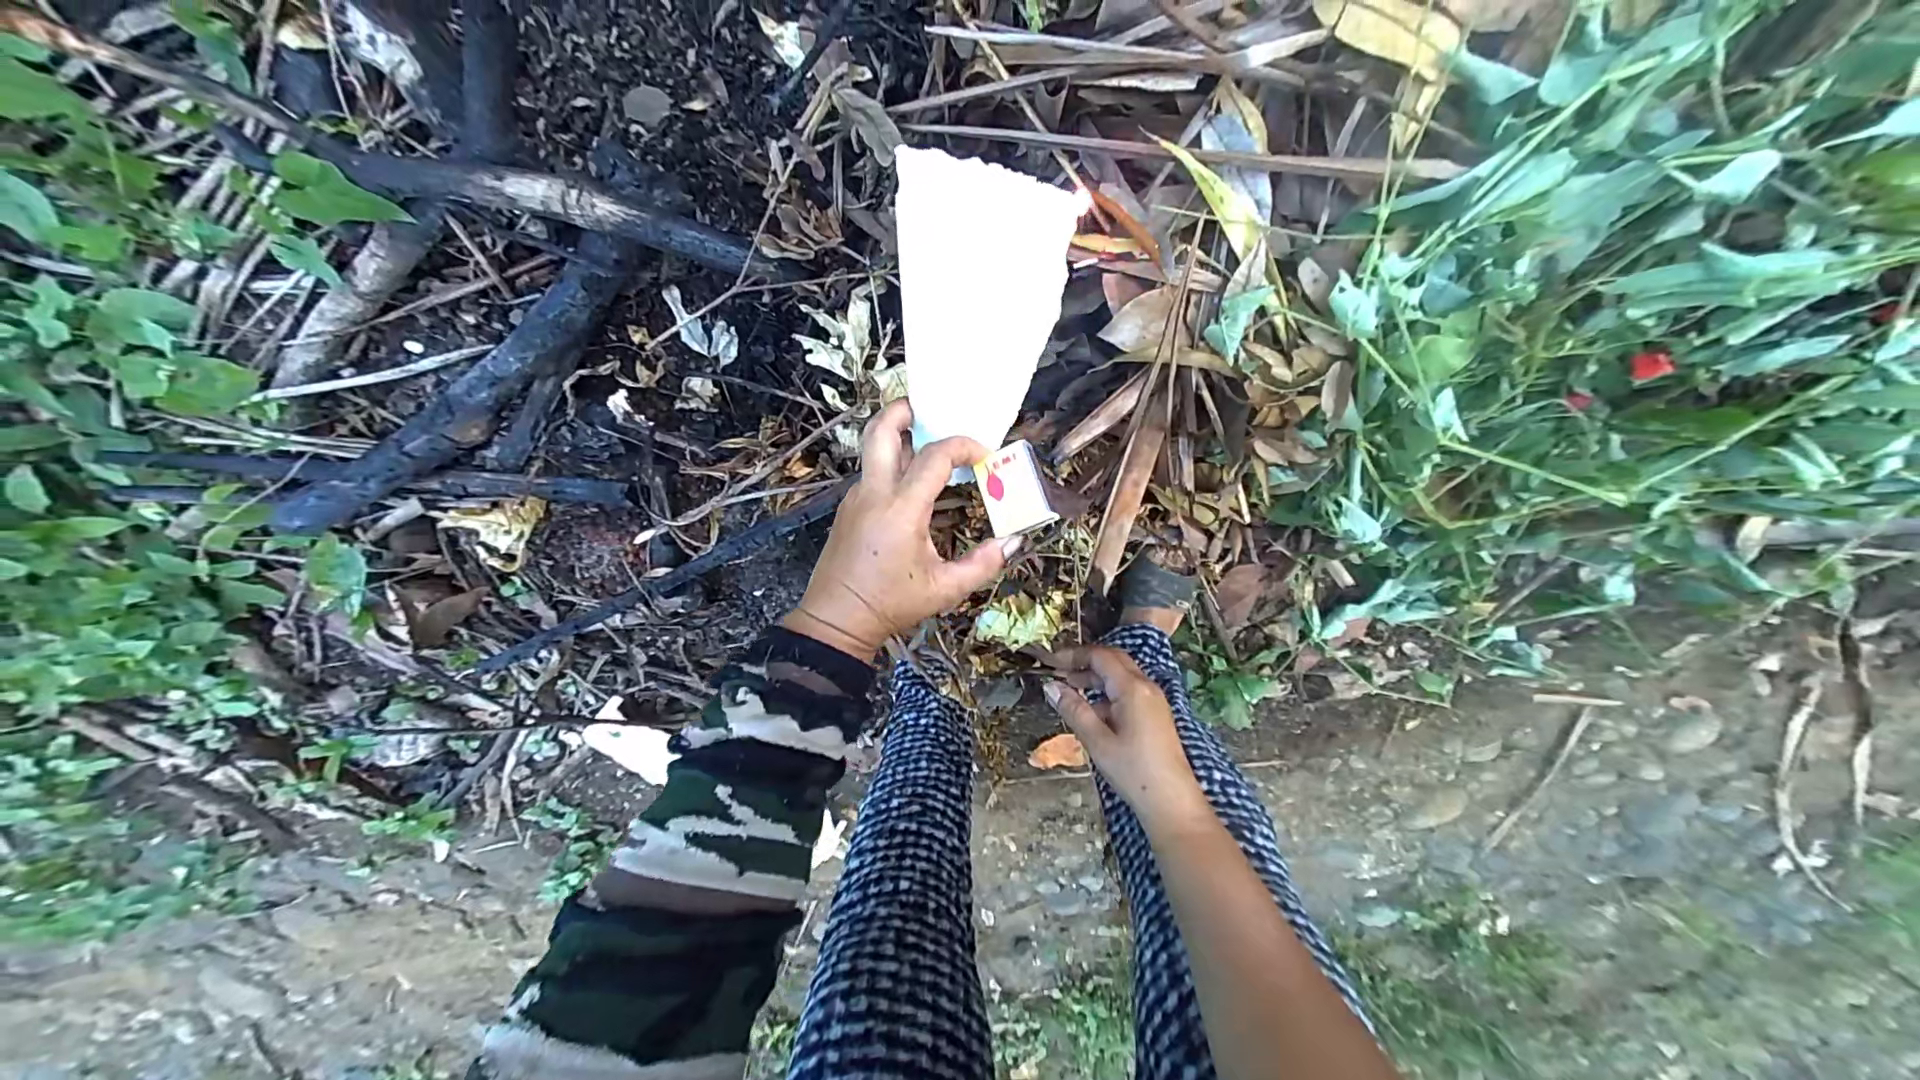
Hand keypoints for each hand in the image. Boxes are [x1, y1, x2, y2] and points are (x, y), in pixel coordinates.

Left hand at [782, 399, 1017, 660]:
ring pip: (874, 449)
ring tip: (931, 447)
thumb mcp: (945, 590)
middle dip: (906, 409)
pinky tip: (916, 485)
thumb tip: (1012, 542)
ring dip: (901, 437)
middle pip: (881, 429)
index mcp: (900, 510)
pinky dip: (895, 464)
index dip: (964, 446)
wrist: (836, 620)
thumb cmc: (890, 605)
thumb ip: (983, 564)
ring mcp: (856, 498)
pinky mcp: (849, 508)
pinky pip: (873, 473)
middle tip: (933, 410)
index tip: (983, 455)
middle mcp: (874, 494)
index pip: (935, 457)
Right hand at [1044, 646, 1208, 832]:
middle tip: (1058, 672)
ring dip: (1095, 678)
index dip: (1073, 655)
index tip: (1050, 662)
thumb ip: (1073, 709)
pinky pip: (1129, 693)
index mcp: (1133, 688)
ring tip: (1070, 691)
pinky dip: (1107, 694)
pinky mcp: (1156, 715)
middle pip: (1113, 661)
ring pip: (1121, 677)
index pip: (1100, 656)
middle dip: (1085, 662)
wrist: (1172, 803)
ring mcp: (1154, 701)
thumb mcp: (1097, 741)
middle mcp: (1147, 687)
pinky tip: (1091, 713)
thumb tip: (1051, 687)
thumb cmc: (1133, 771)